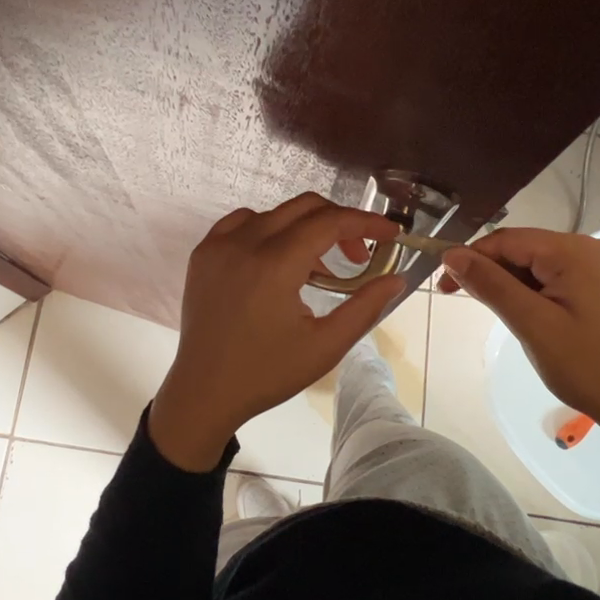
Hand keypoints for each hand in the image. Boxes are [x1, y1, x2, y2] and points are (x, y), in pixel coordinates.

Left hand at [149, 194, 406, 470]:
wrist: (204, 391)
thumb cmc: (267, 374)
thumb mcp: (325, 346)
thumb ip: (364, 307)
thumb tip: (396, 278)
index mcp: (275, 265)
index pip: (330, 222)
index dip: (366, 223)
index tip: (391, 235)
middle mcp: (244, 243)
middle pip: (305, 208)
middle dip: (340, 223)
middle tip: (359, 257)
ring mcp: (218, 245)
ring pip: (275, 213)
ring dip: (305, 227)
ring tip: (318, 268)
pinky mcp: (203, 253)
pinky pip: (242, 222)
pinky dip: (268, 229)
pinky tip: (277, 258)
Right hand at [439, 228, 599, 509]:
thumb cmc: (587, 366)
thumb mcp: (532, 324)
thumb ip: (491, 284)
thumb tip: (452, 254)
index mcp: (576, 251)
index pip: (508, 240)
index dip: (471, 257)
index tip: (445, 286)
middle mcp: (595, 249)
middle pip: (526, 249)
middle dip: (492, 271)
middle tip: (465, 301)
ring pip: (543, 264)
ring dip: (514, 283)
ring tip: (501, 314)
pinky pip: (563, 277)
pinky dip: (538, 291)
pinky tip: (531, 315)